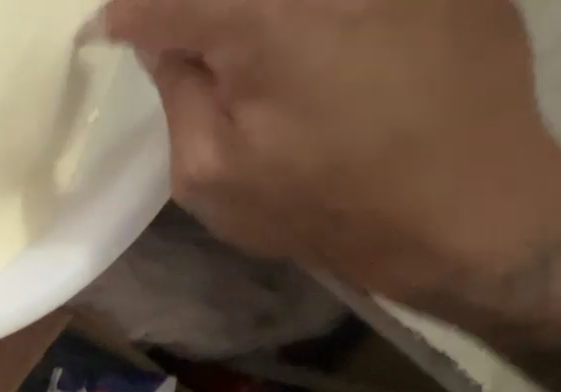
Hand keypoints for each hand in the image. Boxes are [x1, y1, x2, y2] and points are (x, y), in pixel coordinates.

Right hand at [102, 0, 560, 305]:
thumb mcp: (210, 172)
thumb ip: (179, 93)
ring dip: (243, 18)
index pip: (164, 1)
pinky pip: (344, 2)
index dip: (124, 15)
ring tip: (225, 48)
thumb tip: (158, 41)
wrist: (460, 204)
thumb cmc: (316, 201)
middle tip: (167, 37)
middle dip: (188, 9)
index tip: (101, 32)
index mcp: (264, 24)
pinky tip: (311, 64)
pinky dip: (305, 20)